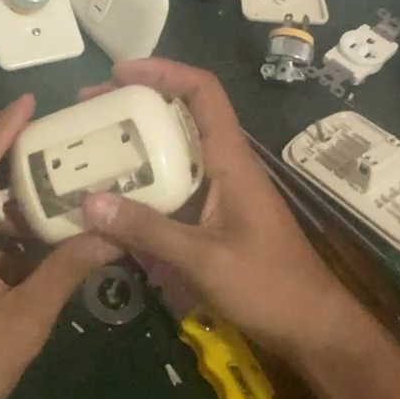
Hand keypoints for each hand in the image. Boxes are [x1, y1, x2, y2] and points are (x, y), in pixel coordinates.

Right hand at [77, 59, 357, 361]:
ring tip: (89, 147)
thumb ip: (148, 232)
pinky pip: (172, 184)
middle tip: (87, 110)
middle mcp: (223, 164)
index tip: (119, 73)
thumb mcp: (205, 260)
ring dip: (134, 142)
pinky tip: (112, 197)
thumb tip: (88, 202)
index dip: (164, 71)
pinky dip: (141, 181)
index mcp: (231, 159)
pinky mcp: (211, 215)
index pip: (203, 92)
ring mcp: (218, 190)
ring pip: (172, 149)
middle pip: (180, 114)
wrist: (312, 327)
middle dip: (133, 105)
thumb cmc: (269, 286)